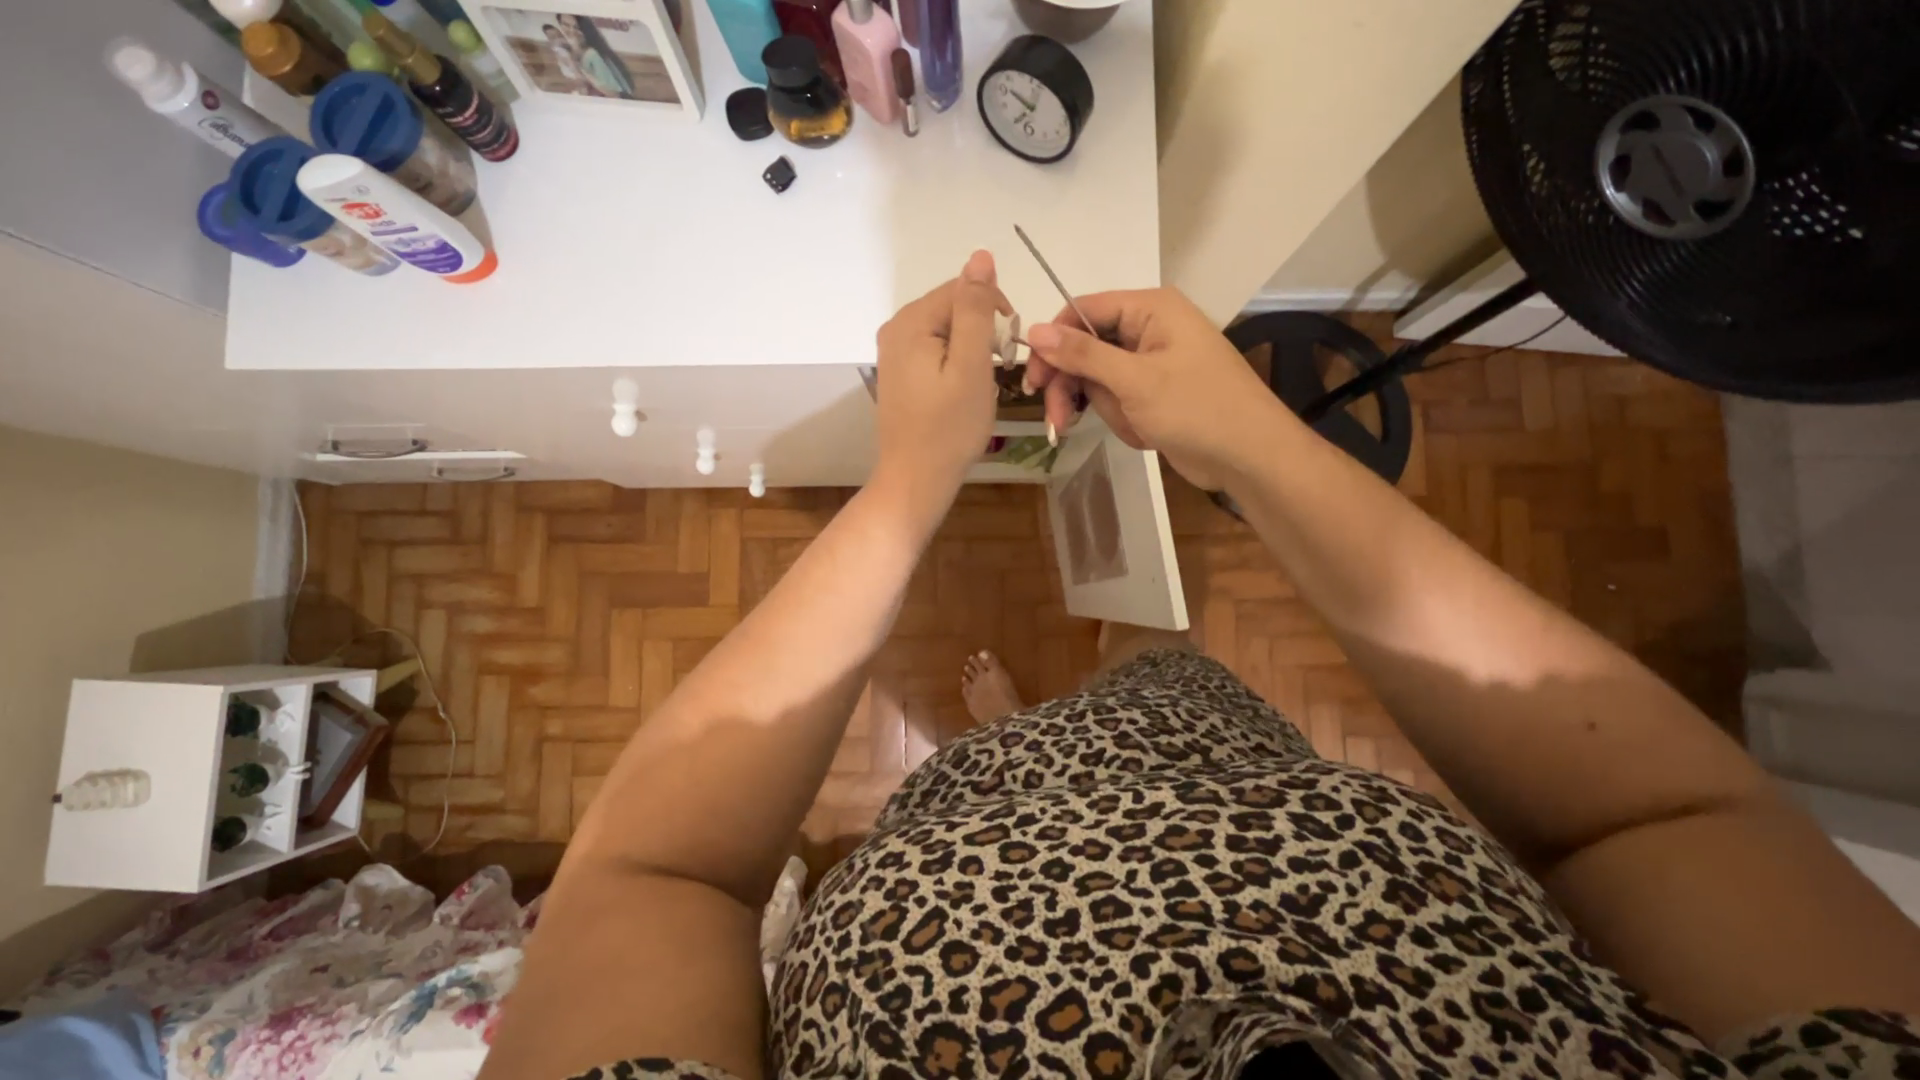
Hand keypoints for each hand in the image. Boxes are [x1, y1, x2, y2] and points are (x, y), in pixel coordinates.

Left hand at [871, 250, 1009, 502]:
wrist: (916, 479)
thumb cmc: (949, 427)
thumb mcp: (971, 365)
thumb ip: (975, 310)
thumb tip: (981, 256)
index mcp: (910, 321)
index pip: (962, 287)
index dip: (994, 308)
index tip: (1011, 346)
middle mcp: (895, 328)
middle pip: (952, 306)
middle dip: (981, 328)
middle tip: (999, 368)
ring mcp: (894, 353)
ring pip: (946, 330)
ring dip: (972, 348)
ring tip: (982, 382)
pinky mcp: (900, 374)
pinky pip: (935, 351)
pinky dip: (956, 363)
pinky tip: (963, 390)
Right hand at [1023, 287, 1294, 490]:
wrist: (1249, 455)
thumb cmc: (1196, 408)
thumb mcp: (1133, 380)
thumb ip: (1082, 355)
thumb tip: (1034, 330)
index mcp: (1151, 308)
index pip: (1082, 310)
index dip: (1054, 342)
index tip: (1033, 380)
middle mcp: (1151, 328)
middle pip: (1086, 347)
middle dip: (1073, 385)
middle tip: (1057, 420)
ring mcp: (1153, 362)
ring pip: (1099, 378)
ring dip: (1106, 408)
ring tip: (1132, 427)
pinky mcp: (1156, 392)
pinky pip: (1119, 399)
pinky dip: (1124, 418)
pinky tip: (1144, 433)